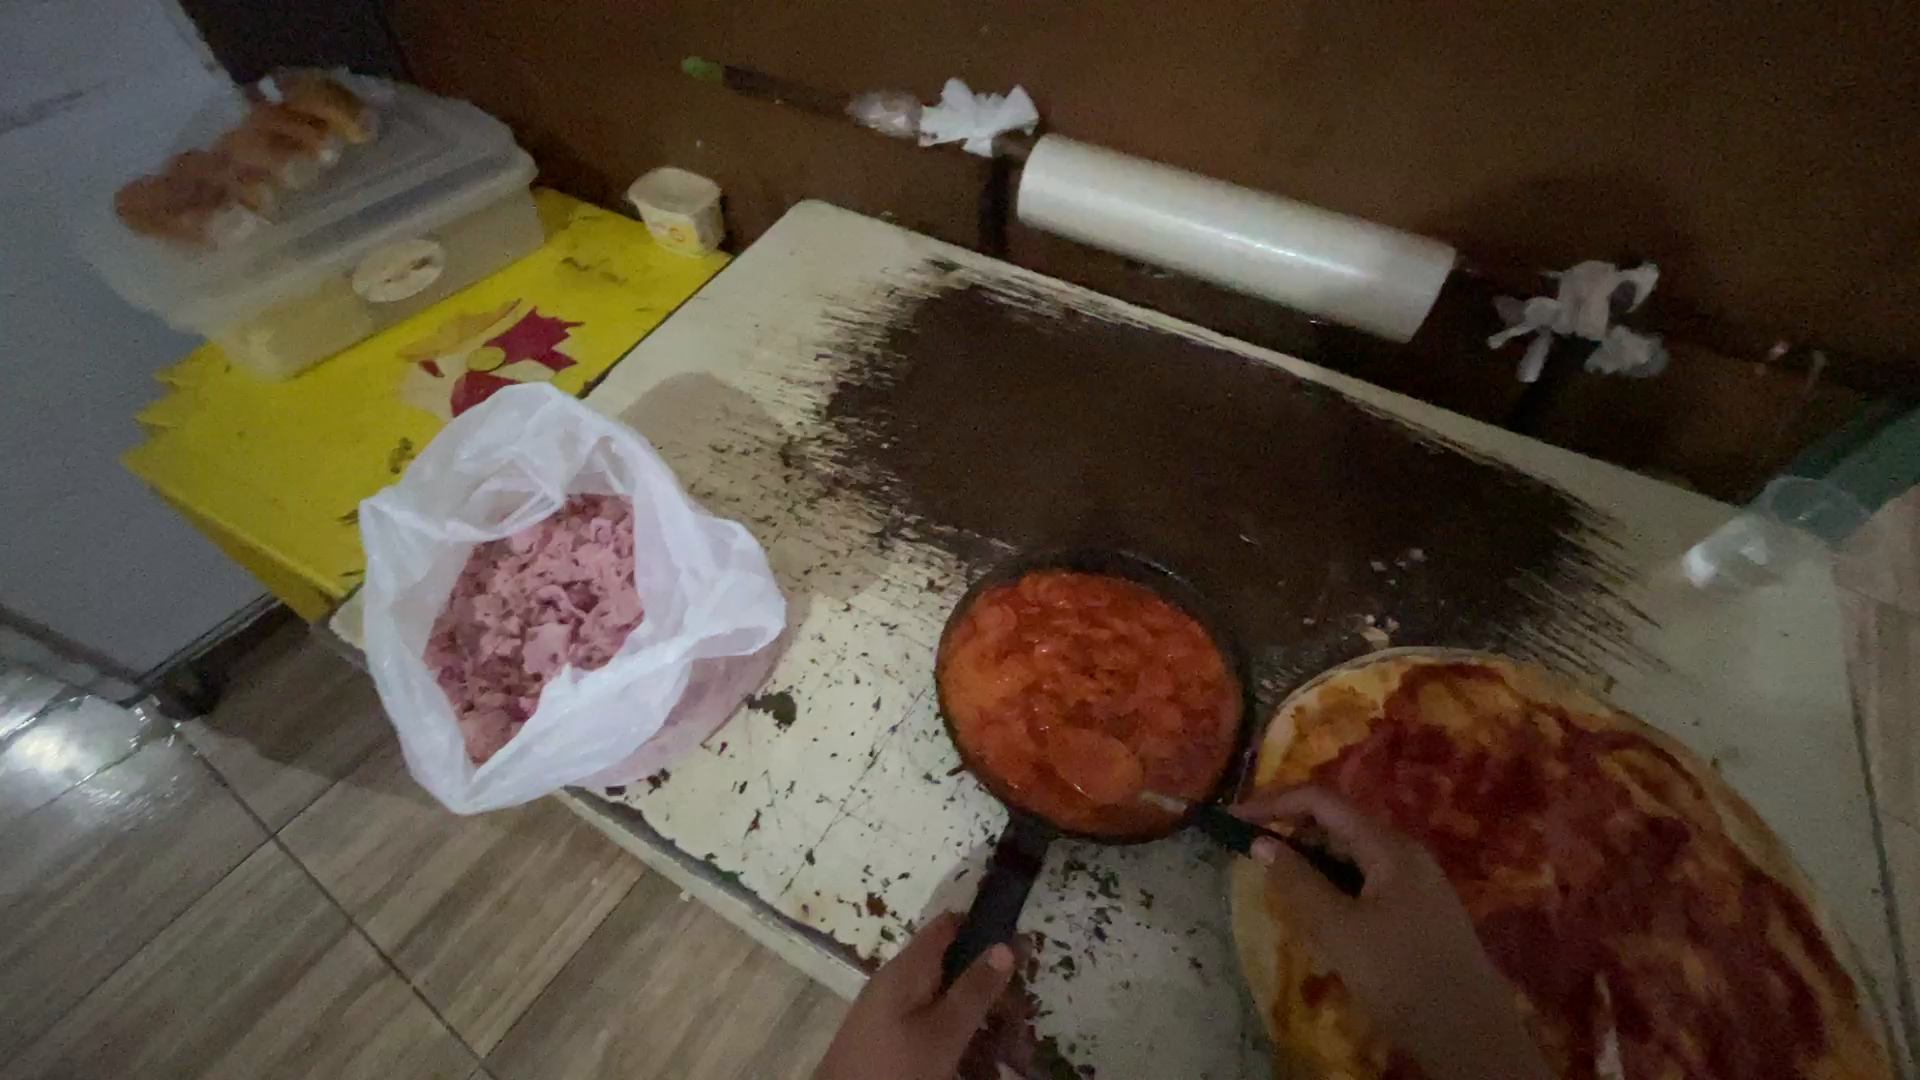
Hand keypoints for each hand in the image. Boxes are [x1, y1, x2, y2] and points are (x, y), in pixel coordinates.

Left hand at [811, 912, 1017, 1079]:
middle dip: (988, 988)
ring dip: (978, 1021)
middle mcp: (898, 981)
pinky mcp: (889, 1041)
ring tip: (1009, 1052)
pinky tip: (978, 1067)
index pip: (950, 925)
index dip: (985, 928)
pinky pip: (932, 1028)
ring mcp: (891, 1013)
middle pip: (952, 967)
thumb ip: (974, 990)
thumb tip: (1005, 943)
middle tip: (1019, 1014)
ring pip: (946, 1003)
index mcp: (908, 967)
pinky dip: (957, 1040)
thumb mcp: (943, 1033)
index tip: (1021, 950)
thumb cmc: (893, 1069)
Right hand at [1233, 786, 1552, 1079]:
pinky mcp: (1417, 910)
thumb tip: (1260, 843)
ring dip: (1308, 858)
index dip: (1273, 802)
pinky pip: (1363, 877)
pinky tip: (1314, 906)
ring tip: (1274, 877)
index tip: (1234, 819)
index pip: (1321, 801)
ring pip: (1348, 852)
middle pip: (1335, 823)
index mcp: (1388, 846)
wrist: (1476, 1046)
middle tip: (1250, 849)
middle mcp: (1404, 852)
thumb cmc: (1401, 977)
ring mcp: (1415, 882)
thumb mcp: (1337, 930)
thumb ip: (1296, 881)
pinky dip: (1330, 880)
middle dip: (1289, 829)